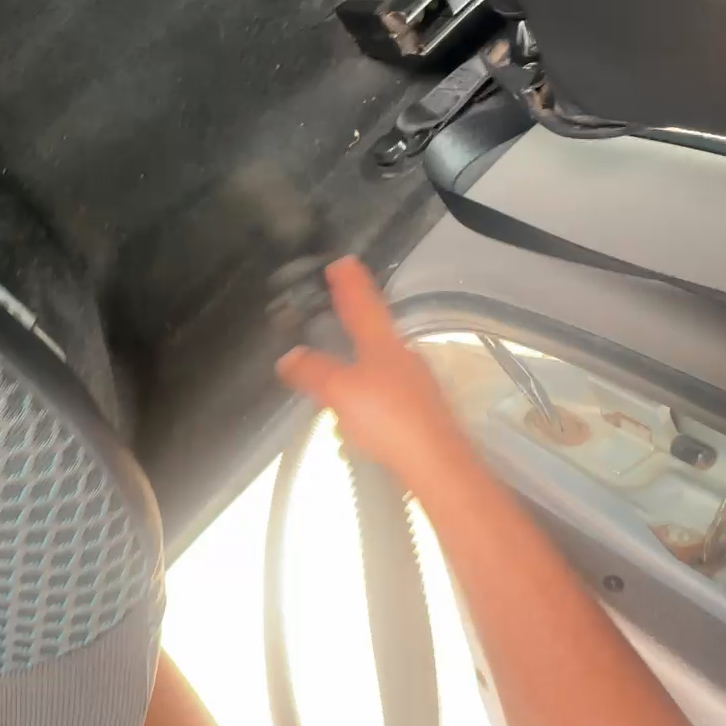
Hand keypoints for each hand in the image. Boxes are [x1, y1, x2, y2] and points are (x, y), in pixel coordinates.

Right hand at [276, 256, 467, 482]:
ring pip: (383, 364)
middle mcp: (404, 357)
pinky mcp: (421, 414)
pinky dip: (369, 394)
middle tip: (339, 311)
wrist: (437, 464)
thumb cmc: (388, 418)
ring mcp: (417, 386)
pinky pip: (387, 393)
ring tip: (339, 370)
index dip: (351, 284)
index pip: (362, 305)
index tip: (343, 262)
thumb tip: (288, 357)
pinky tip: (359, 413)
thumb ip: (312, 372)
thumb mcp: (339, 392)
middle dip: (358, 322)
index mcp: (384, 344)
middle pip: (377, 332)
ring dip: (361, 362)